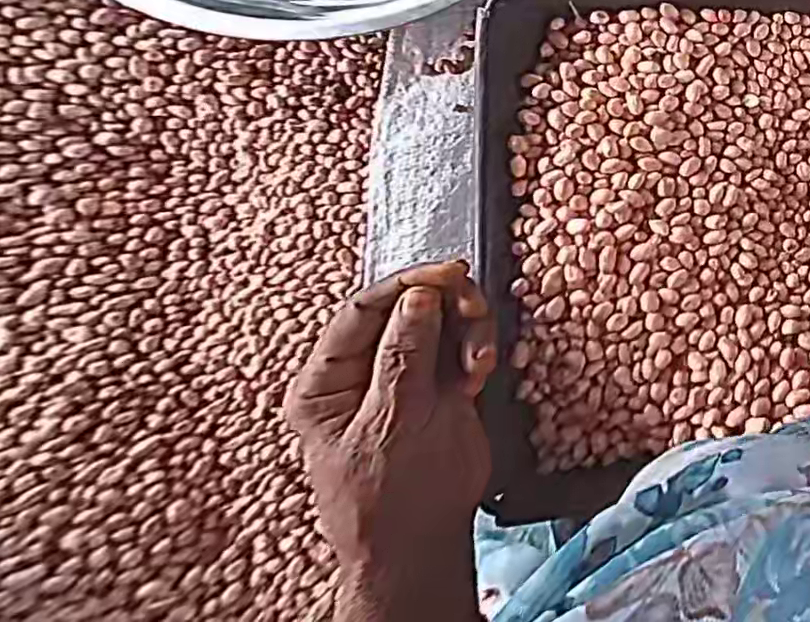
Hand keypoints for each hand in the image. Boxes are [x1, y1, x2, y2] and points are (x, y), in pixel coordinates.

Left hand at [284, 261, 495, 619]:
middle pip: (410, 306)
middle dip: (448, 304)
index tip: (450, 272)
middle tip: (476, 311)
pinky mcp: (443, 378)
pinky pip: (466, 340)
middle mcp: (367, 368)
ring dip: (470, 330)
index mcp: (330, 380)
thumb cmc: (390, 493)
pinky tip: (479, 375)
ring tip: (479, 363)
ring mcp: (408, 371)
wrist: (425, 537)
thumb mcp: (392, 422)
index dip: (407, 283)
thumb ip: (404, 355)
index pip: (363, 310)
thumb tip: (418, 294)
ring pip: (444, 318)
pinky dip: (479, 348)